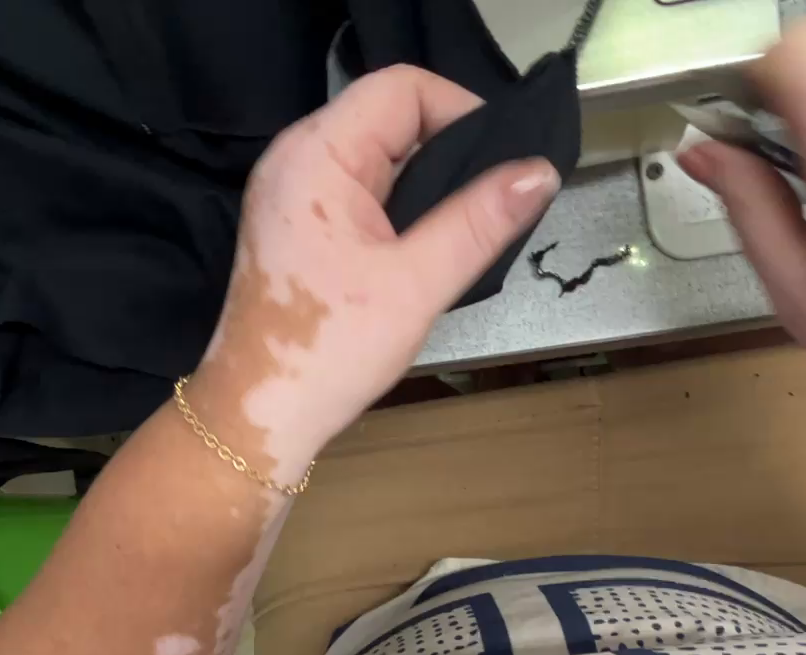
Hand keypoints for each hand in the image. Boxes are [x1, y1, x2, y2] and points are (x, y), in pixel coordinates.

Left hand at [185, 66, 558, 485]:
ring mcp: (295, 196)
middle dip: (451, 156)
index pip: (403, 89)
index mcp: (318, 155)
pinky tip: (428, 251)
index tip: (505, 165)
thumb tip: (540, 173)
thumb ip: (478, 223)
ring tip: (469, 232)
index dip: (464, 114)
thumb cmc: (330, 352)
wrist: (265, 413)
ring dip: (430, 189)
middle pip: (391, 121)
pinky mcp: (301, 229)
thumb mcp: (416, 284)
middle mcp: (299, 161)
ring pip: (381, 163)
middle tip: (496, 205)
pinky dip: (403, 214)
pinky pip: (364, 198)